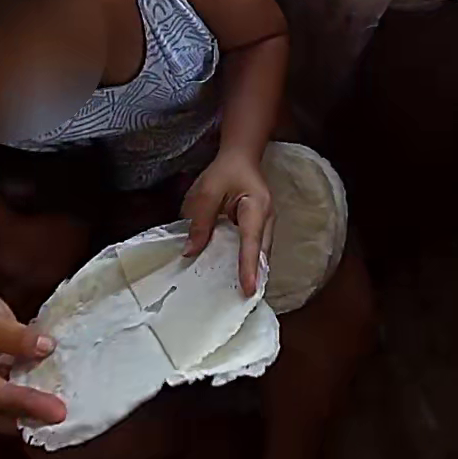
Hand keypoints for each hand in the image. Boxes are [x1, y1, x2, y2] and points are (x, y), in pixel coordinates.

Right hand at [0, 282, 66, 433]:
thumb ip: (16, 337)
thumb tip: (48, 348)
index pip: (1, 400)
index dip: (32, 405)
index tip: (61, 412)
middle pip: (7, 416)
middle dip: (37, 417)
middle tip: (73, 415)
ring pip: (12, 410)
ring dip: (37, 407)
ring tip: (70, 403)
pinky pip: (14, 393)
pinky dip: (34, 391)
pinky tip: (57, 385)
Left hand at [181, 149, 273, 295]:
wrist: (240, 157)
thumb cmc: (225, 171)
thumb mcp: (207, 192)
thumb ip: (200, 222)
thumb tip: (190, 252)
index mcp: (256, 207)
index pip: (251, 241)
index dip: (248, 266)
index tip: (247, 289)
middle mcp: (267, 219)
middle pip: (262, 253)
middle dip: (255, 276)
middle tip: (243, 301)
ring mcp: (266, 225)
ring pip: (261, 254)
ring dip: (252, 271)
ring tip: (239, 295)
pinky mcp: (259, 228)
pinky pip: (255, 249)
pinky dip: (247, 262)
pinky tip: (236, 275)